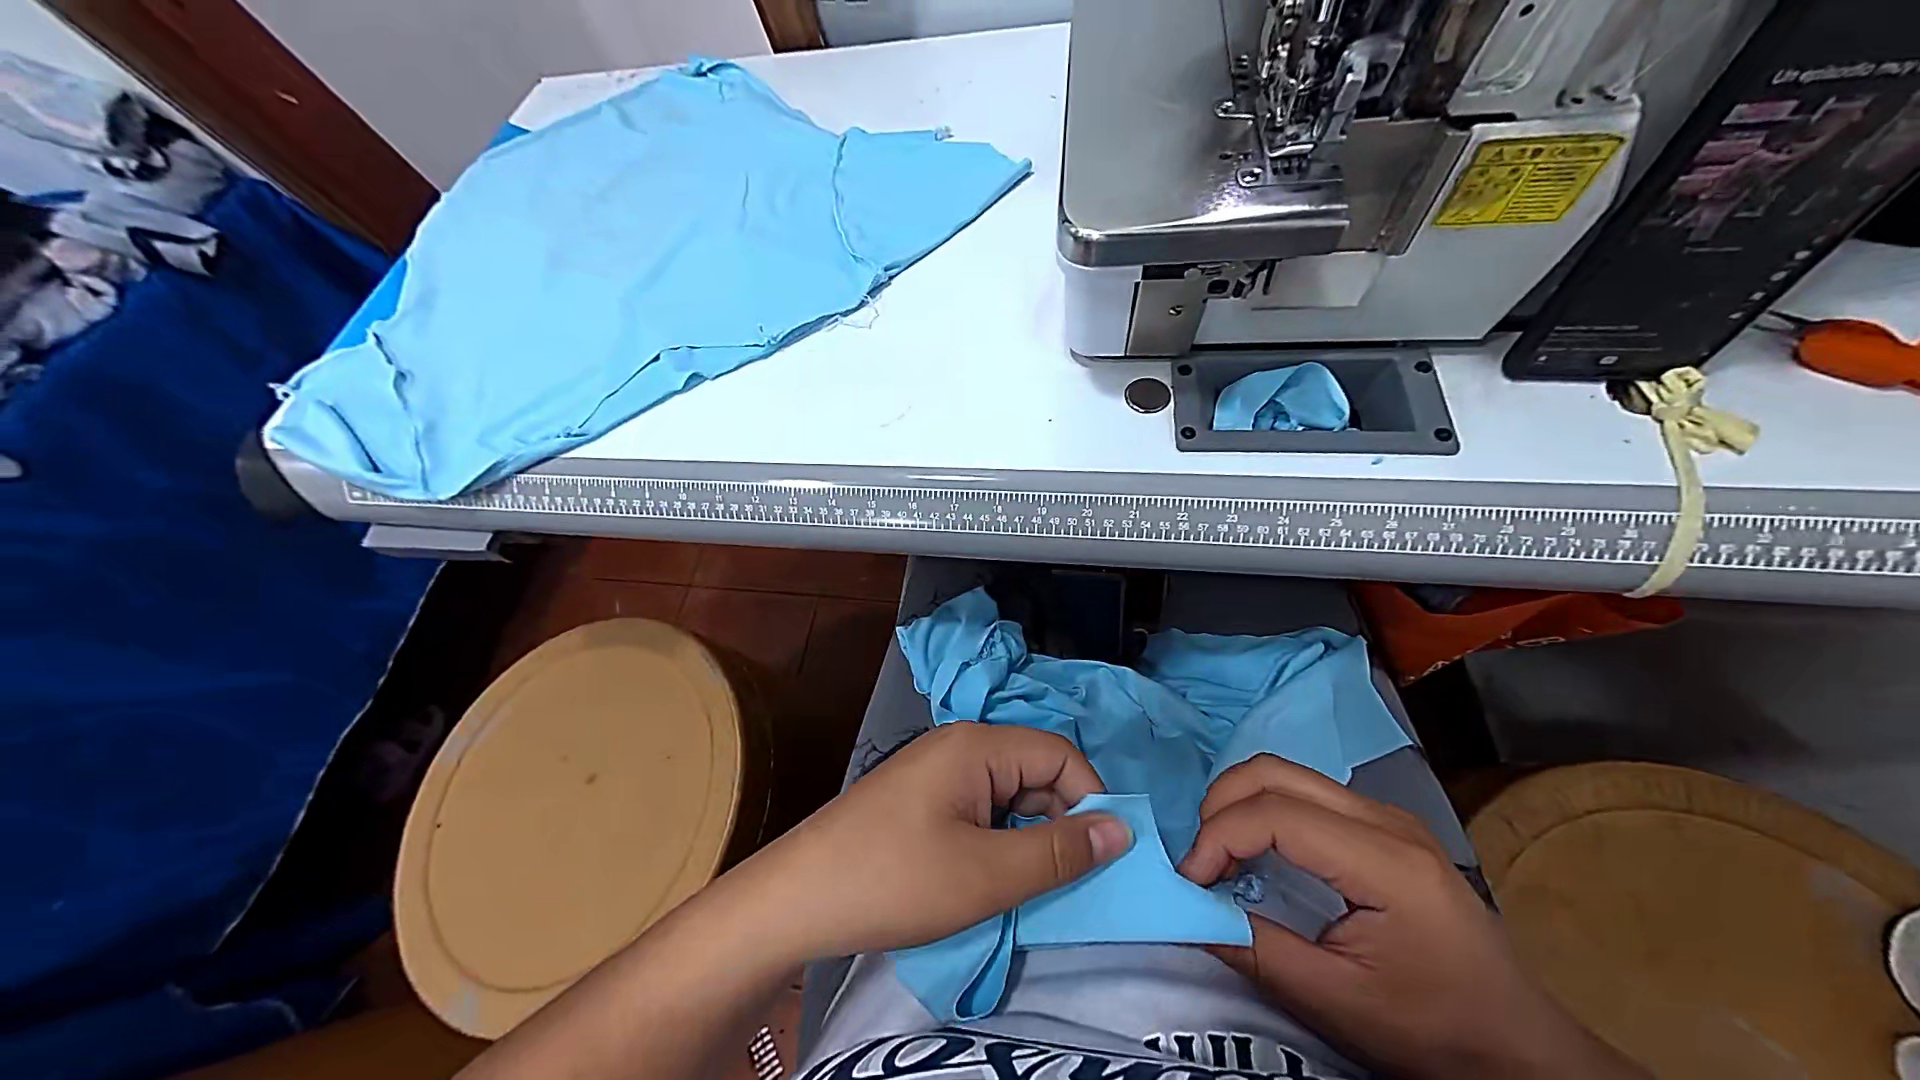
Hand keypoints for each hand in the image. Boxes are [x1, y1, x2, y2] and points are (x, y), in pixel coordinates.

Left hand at [710, 722, 1132, 964]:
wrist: (796, 899)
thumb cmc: (895, 880)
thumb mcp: (987, 874)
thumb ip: (1060, 852)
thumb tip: (1122, 830)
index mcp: (977, 745)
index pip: (1060, 756)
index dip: (1090, 801)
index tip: (1100, 858)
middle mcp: (959, 746)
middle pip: (1035, 773)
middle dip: (1058, 824)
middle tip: (1060, 883)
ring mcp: (937, 771)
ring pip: (1008, 796)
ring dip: (1027, 839)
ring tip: (1022, 888)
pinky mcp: (922, 799)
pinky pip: (980, 809)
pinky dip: (997, 842)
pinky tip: (988, 879)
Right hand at [1177, 755, 1647, 1079]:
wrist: (1525, 1049)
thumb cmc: (1436, 1030)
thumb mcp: (1339, 1003)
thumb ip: (1255, 949)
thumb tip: (1187, 911)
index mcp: (1385, 860)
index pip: (1276, 814)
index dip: (1217, 838)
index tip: (1189, 882)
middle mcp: (1385, 819)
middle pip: (1274, 772)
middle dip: (1219, 806)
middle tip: (1200, 862)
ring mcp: (1386, 816)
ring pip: (1285, 773)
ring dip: (1237, 804)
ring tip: (1221, 857)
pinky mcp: (1382, 825)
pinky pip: (1304, 792)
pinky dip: (1262, 811)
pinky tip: (1256, 853)